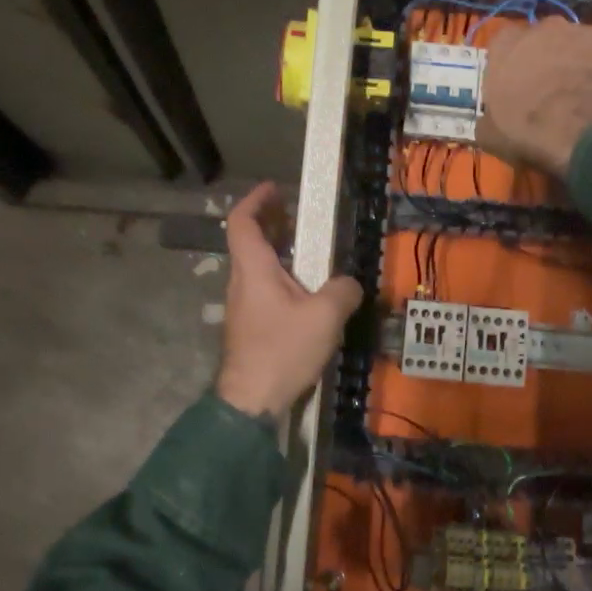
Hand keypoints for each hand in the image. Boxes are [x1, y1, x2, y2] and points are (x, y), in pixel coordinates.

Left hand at [216, 182, 364, 419]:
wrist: (251, 402)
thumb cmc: (283, 350)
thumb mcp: (325, 316)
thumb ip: (343, 291)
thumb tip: (349, 284)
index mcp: (254, 269)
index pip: (242, 222)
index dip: (256, 200)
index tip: (275, 188)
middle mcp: (243, 282)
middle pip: (249, 241)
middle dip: (272, 222)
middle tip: (298, 213)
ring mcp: (244, 306)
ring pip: (258, 267)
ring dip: (279, 251)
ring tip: (310, 250)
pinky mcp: (251, 327)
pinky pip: (265, 289)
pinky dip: (283, 277)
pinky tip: (308, 292)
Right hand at [477, 19, 591, 175]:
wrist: (590, 132)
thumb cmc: (530, 129)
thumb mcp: (491, 136)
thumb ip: (488, 118)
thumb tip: (490, 121)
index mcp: (507, 44)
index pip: (502, 46)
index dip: (508, 68)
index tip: (513, 90)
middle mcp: (545, 28)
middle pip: (541, 41)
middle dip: (543, 61)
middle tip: (547, 93)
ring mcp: (584, 33)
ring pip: (575, 46)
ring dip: (574, 65)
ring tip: (580, 98)